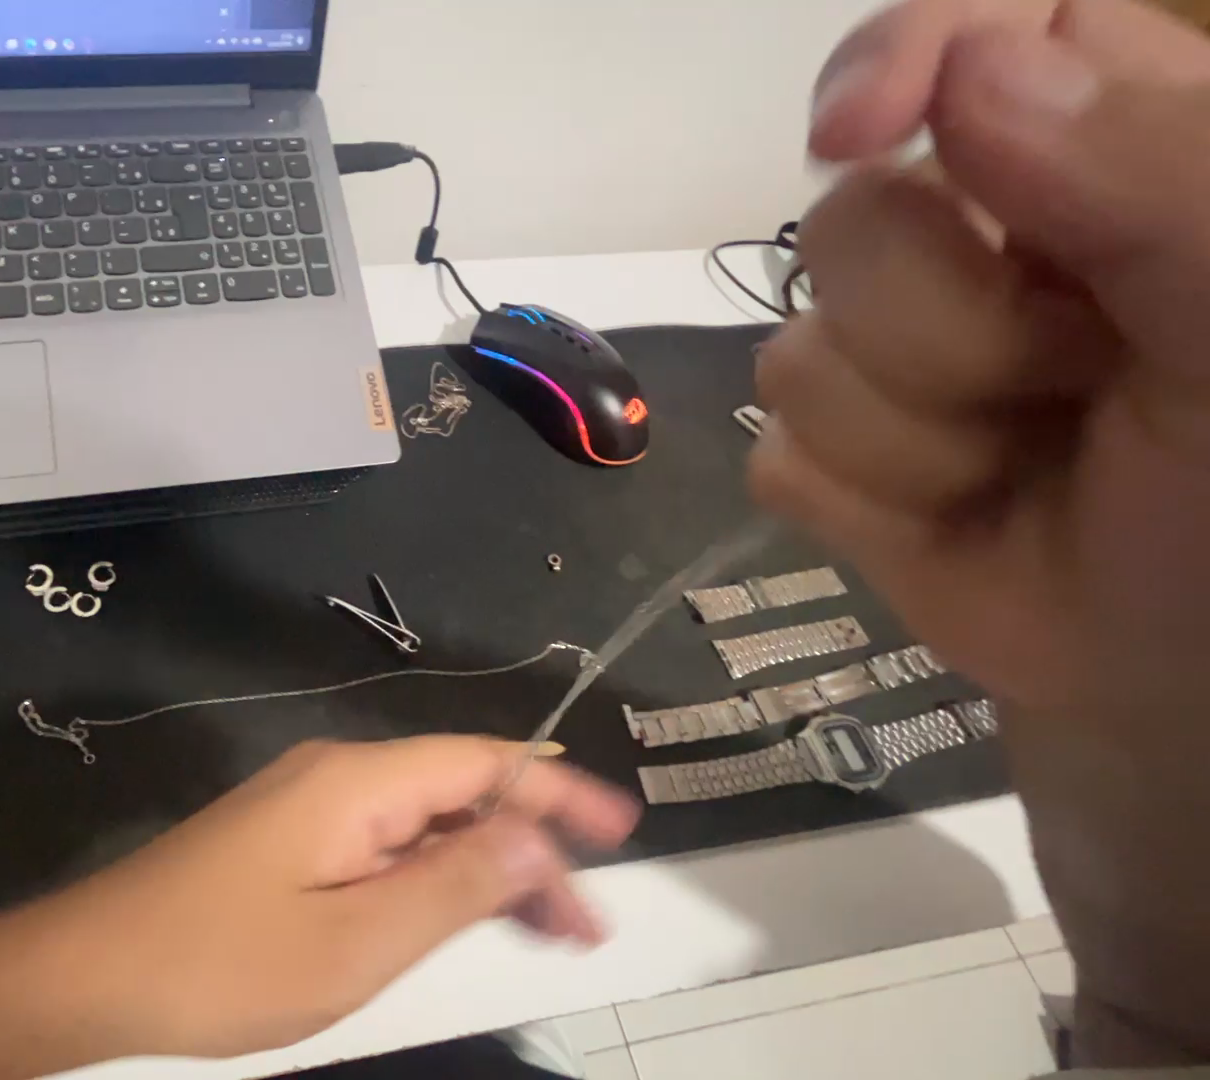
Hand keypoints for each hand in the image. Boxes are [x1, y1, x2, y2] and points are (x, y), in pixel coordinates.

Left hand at [11, 737, 638, 1061]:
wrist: (98, 968)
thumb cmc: (226, 963)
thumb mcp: (356, 939)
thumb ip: (454, 883)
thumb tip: (537, 833)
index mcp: (356, 781)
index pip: (479, 762)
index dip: (554, 787)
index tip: (621, 827)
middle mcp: (337, 774)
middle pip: (454, 791)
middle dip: (527, 845)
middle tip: (586, 924)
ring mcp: (309, 804)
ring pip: (420, 821)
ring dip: (482, 867)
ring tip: (543, 931)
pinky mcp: (290, 836)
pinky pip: (381, 843)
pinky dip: (430, 877)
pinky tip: (456, 917)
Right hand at [756, 0, 1209, 713]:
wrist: (1194, 672)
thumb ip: (1157, 173)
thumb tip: (975, 69)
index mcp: (1094, 167)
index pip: (973, 38)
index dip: (893, 60)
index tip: (855, 129)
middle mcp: (967, 253)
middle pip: (843, 227)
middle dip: (941, 327)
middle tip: (1070, 384)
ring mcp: (873, 368)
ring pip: (793, 361)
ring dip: (914, 438)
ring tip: (1020, 473)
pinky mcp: (819, 465)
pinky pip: (776, 462)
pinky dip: (865, 507)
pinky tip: (947, 523)